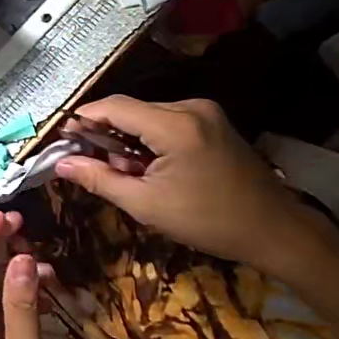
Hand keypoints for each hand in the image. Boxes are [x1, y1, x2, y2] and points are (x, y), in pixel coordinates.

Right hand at [53, 96, 336, 279]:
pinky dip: (147, 140)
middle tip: (89, 163)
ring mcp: (204, 113)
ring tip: (123, 171)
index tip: (61, 139)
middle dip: (104, 133)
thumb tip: (61, 164)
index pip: (113, 107)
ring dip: (126, 138)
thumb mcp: (146, 205)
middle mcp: (190, 108)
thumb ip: (100, 179)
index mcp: (174, 125)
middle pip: (129, 110)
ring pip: (145, 116)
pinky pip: (165, 121)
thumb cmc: (209, 221)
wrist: (277, 231)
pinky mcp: (212, 122)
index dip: (82, 120)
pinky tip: (146, 166)